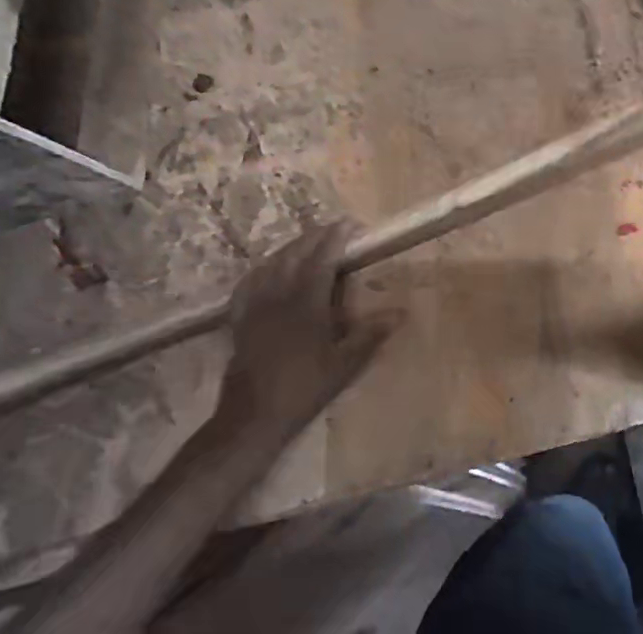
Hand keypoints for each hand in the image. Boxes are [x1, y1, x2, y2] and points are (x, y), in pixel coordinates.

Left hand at [218, 221, 393, 436]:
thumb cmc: (304, 388)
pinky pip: (248, 285)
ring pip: (270, 265)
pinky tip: (267, 268)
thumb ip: (371, 334)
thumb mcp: (345, 364)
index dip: (335, 238)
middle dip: (314, 237)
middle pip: (293, 255)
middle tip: (333, 228)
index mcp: (306, 305)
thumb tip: (402, 311)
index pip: (321, 260)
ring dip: (290, 248)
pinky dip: (261, 269)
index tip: (350, 224)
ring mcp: (254, 308)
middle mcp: (278, 298)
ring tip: (307, 241)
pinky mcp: (240, 321)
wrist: (252, 418)